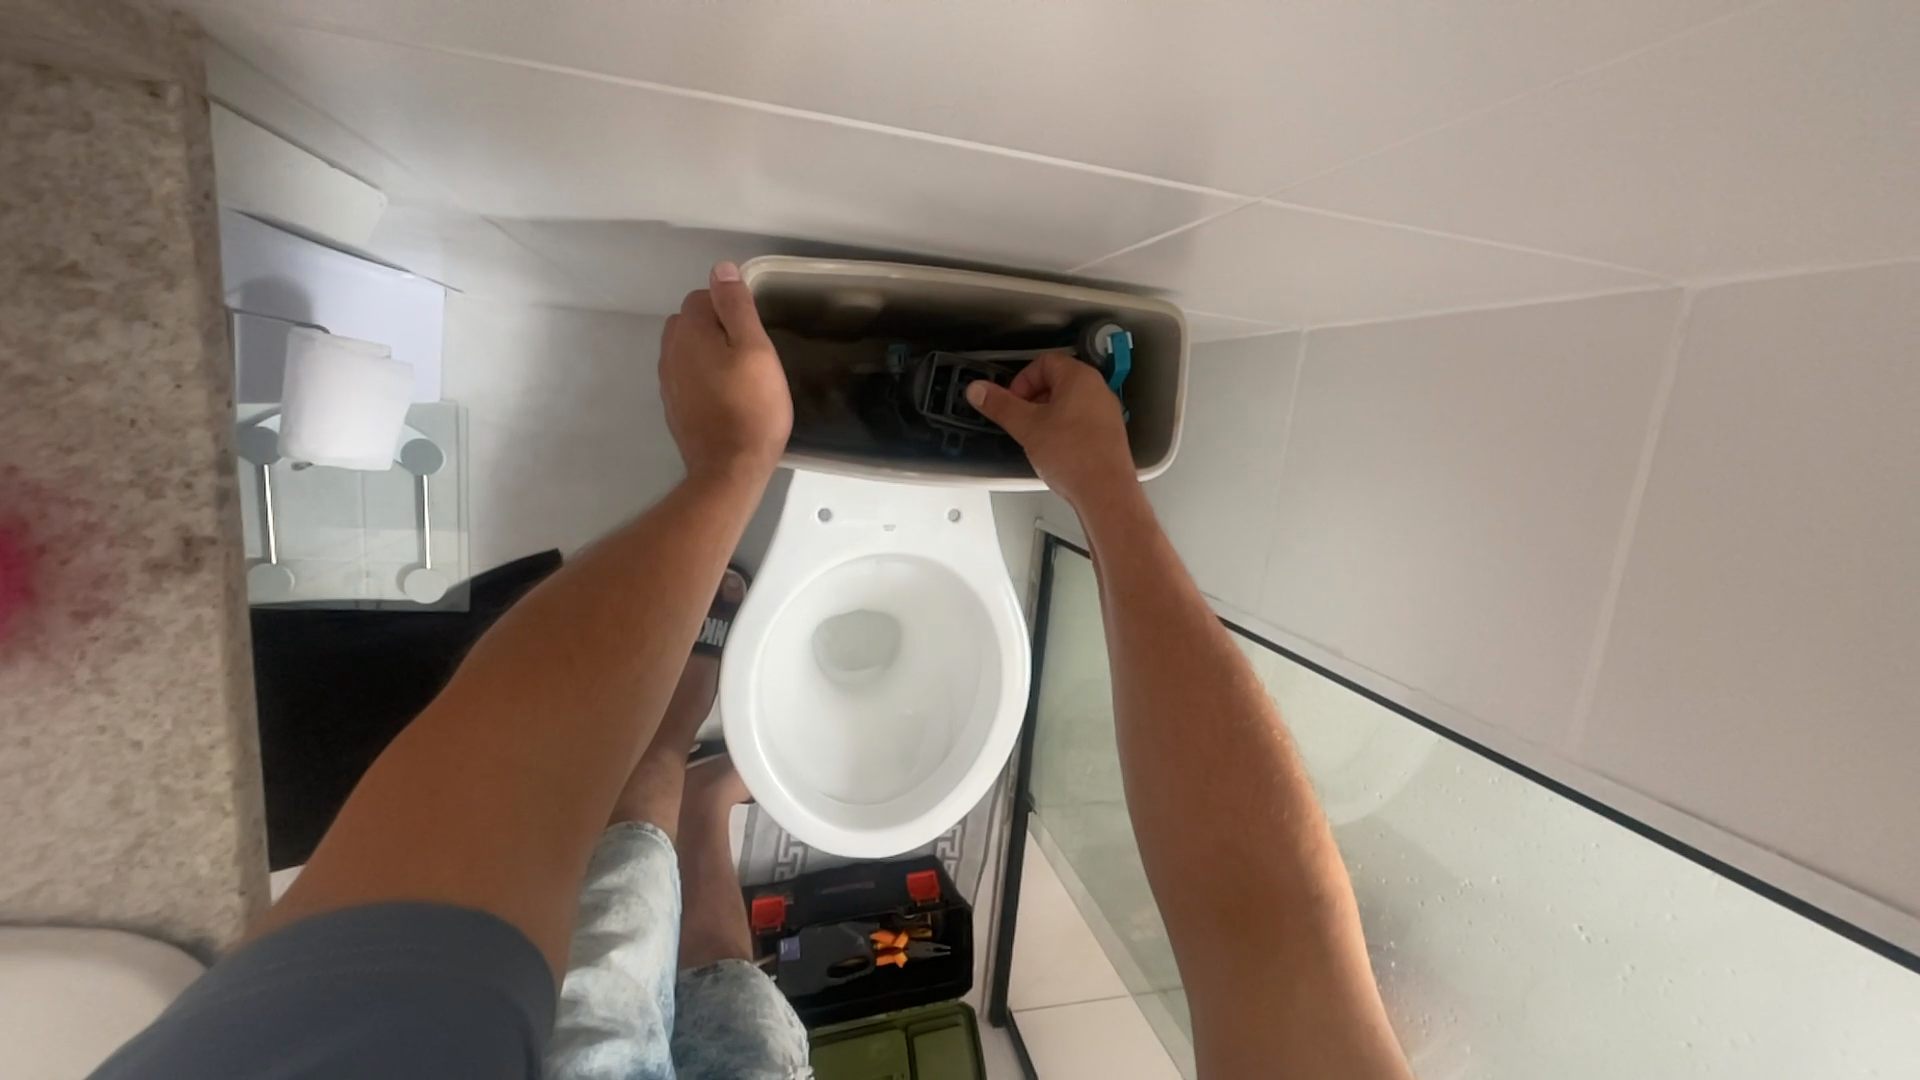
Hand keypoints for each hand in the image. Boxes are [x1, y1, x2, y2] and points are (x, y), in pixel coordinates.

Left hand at [660, 263, 792, 483]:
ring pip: (688, 351)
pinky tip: (727, 398)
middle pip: (692, 322)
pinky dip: (705, 379)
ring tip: (741, 377)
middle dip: (718, 329)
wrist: (729, 468)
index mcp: (688, 331)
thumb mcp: (756, 350)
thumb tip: (721, 269)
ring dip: (710, 354)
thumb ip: (737, 307)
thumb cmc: (752, 407)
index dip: (732, 308)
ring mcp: (668, 382)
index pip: (704, 296)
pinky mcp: (675, 407)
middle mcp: (670, 351)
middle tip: (752, 354)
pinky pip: (688, 378)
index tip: (756, 333)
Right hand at [964, 351, 1135, 507]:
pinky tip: (1054, 452)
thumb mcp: (1026, 427)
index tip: (1011, 401)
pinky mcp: (1107, 436)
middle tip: (1020, 420)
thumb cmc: (1074, 456)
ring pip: (1068, 404)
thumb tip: (978, 390)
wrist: (1105, 492)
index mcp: (1079, 378)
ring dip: (1046, 417)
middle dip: (1032, 400)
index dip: (1022, 380)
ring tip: (1036, 439)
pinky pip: (1080, 423)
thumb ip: (1000, 406)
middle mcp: (1097, 391)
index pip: (1044, 362)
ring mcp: (1105, 413)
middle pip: (1056, 382)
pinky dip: (1062, 431)